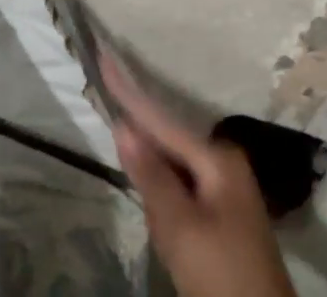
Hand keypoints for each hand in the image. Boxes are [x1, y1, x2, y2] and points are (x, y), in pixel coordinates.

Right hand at [104, 59, 297, 296]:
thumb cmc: (219, 271)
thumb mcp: (179, 224)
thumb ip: (151, 173)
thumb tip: (123, 126)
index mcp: (217, 158)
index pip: (161, 118)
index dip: (128, 90)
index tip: (104, 55)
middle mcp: (223, 162)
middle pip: (166, 133)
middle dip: (136, 121)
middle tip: (103, 83)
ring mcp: (222, 186)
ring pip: (169, 158)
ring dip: (144, 152)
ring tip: (117, 117)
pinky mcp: (216, 209)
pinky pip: (177, 179)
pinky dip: (155, 177)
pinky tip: (140, 171)